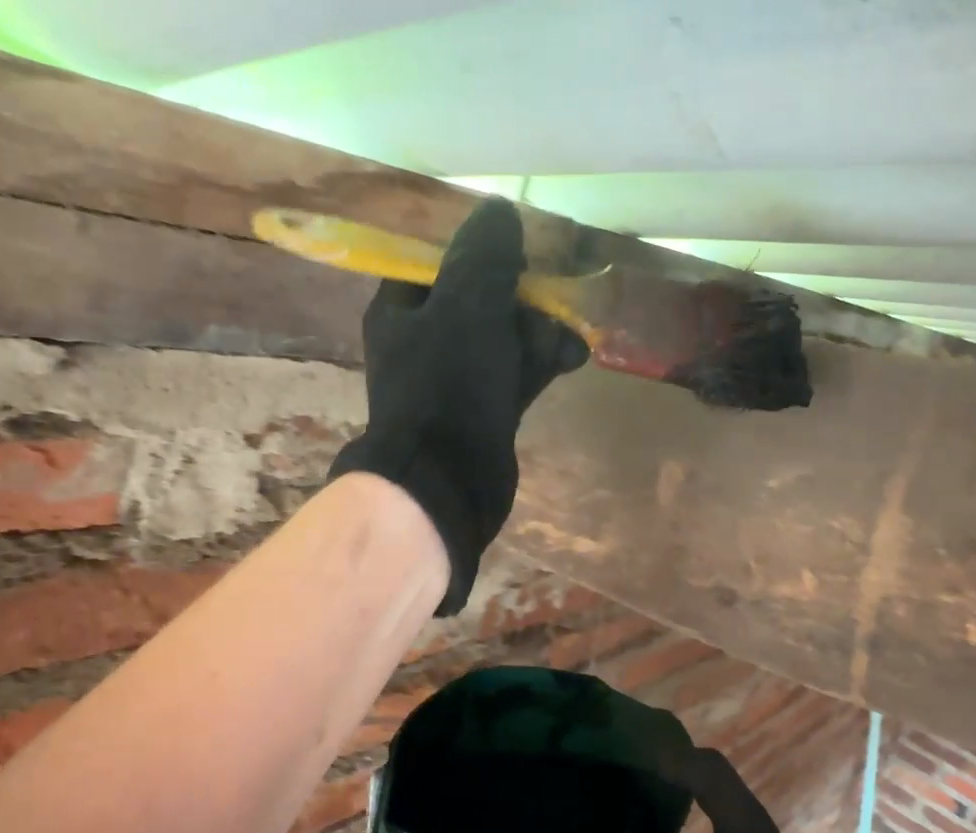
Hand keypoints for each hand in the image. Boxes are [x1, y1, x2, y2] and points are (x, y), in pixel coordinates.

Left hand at [328, 198, 588, 613]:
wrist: (447, 481)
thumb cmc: (448, 386)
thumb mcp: (467, 307)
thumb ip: (484, 256)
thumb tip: (499, 208)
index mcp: (401, 309)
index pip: (438, 261)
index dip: (481, 250)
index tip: (522, 246)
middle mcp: (422, 340)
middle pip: (477, 297)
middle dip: (522, 294)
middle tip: (557, 292)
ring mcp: (453, 378)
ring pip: (501, 336)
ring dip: (539, 330)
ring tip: (574, 330)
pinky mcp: (482, 410)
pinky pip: (514, 371)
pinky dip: (540, 362)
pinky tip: (574, 356)